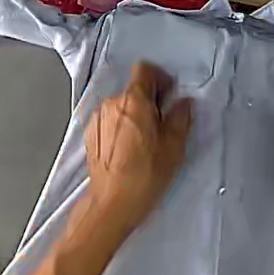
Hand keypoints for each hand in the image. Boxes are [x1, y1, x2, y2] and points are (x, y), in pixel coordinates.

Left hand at [78, 62, 192, 240]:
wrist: (112, 204)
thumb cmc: (145, 174)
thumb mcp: (174, 145)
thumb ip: (181, 116)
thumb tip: (183, 103)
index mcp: (134, 101)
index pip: (145, 69)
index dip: (160, 77)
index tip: (170, 93)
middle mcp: (112, 104)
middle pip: (134, 88)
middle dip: (151, 99)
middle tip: (164, 121)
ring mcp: (98, 119)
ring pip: (122, 105)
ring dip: (136, 113)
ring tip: (147, 138)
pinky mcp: (90, 135)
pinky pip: (111, 120)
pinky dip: (122, 126)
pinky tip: (131, 148)